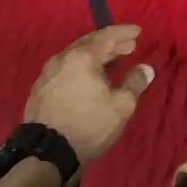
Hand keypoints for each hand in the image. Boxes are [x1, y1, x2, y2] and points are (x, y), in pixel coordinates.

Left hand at [24, 25, 154, 167]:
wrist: (46, 154)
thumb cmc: (88, 125)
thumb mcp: (121, 105)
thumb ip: (135, 82)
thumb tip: (146, 68)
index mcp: (82, 57)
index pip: (107, 36)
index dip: (124, 33)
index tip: (138, 31)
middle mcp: (62, 59)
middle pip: (90, 43)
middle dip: (111, 43)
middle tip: (129, 46)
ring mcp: (47, 74)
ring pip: (76, 56)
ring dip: (95, 56)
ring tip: (112, 62)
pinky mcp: (40, 90)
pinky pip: (66, 69)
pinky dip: (81, 68)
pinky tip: (90, 78)